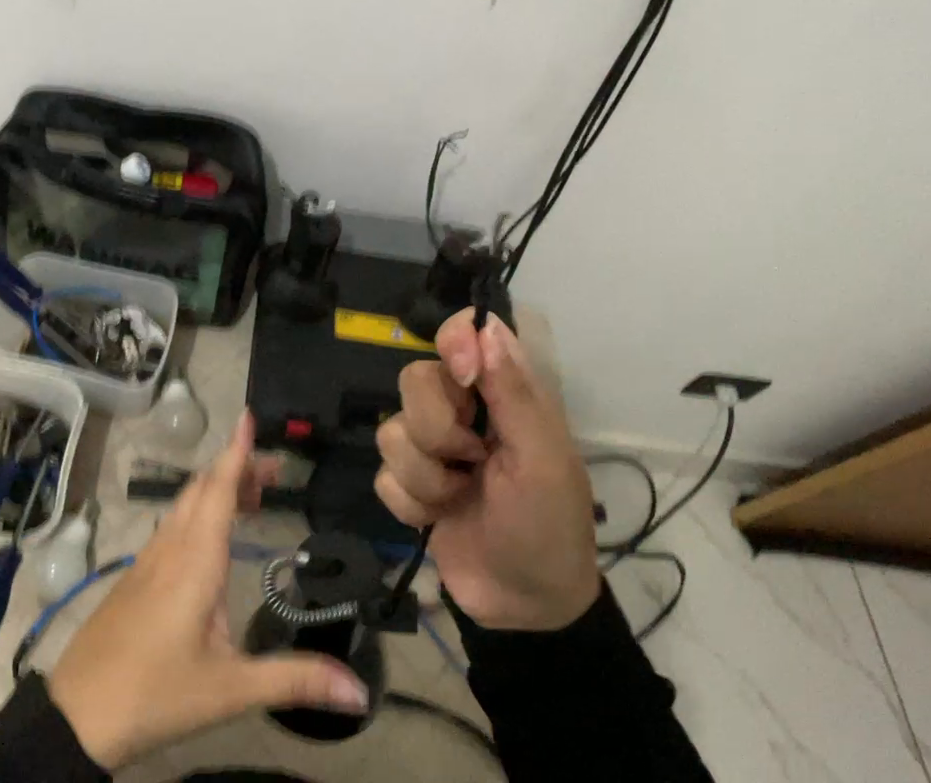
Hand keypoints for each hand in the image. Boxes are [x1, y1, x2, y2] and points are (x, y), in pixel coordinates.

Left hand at [47, 414, 368, 769]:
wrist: (75, 717)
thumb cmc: (154, 694)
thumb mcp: (230, 691)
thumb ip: (295, 681)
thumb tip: (360, 689)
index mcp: (194, 563)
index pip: (218, 492)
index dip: (236, 454)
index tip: (248, 417)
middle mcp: (168, 552)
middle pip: (200, 492)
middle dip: (234, 470)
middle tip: (273, 471)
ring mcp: (144, 565)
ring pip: (181, 509)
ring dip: (214, 491)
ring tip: (249, 496)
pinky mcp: (132, 582)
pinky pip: (169, 530)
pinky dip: (196, 515)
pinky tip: (206, 540)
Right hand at [375, 310, 601, 631]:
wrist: (524, 603)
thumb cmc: (547, 525)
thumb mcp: (544, 459)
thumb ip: (513, 393)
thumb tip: (486, 326)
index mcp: (503, 394)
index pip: (464, 334)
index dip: (453, 343)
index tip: (462, 378)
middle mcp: (463, 411)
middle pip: (414, 380)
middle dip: (437, 430)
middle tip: (473, 459)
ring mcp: (432, 450)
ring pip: (391, 432)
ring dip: (428, 477)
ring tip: (461, 497)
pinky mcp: (409, 486)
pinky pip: (383, 475)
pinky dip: (412, 504)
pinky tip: (439, 518)